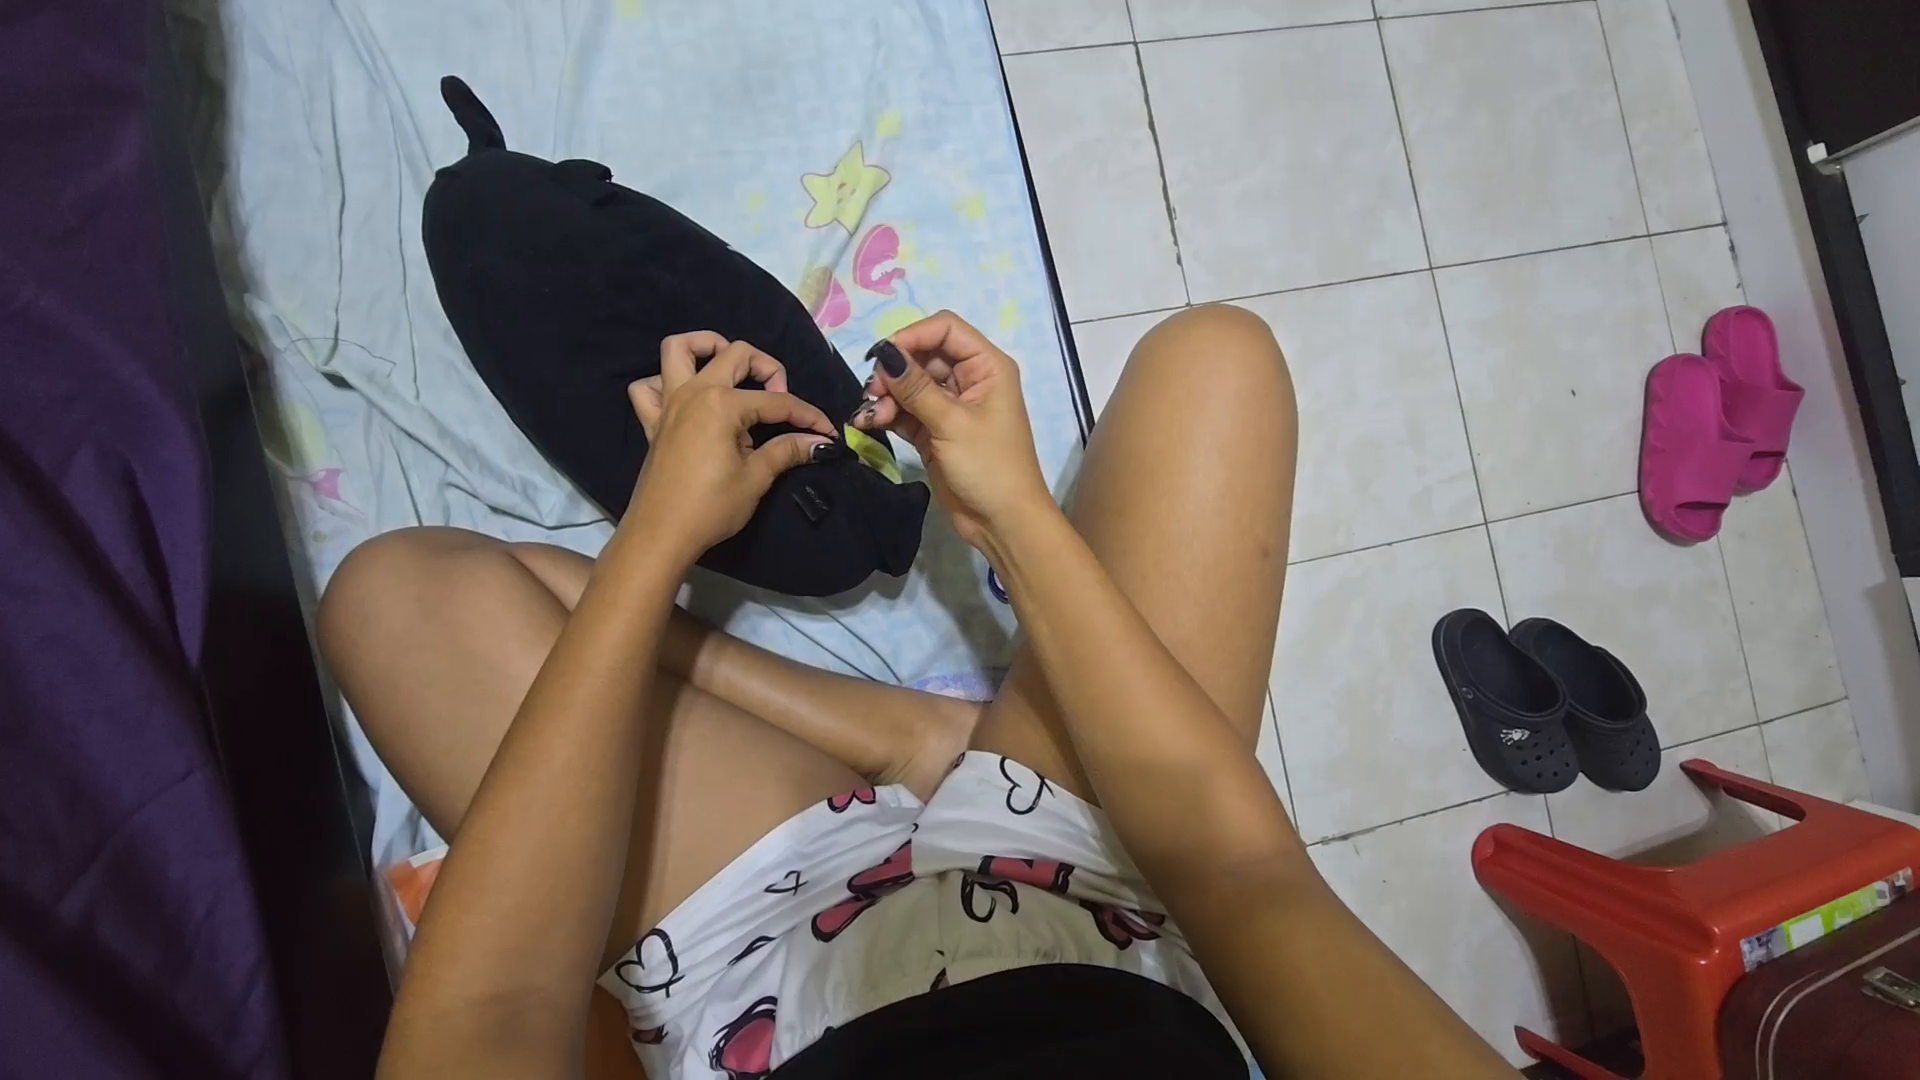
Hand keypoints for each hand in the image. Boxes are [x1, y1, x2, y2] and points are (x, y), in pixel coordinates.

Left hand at [625, 332, 834, 563]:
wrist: (662, 534)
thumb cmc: (711, 507)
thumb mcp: (756, 478)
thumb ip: (787, 450)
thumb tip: (819, 442)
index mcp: (723, 404)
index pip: (776, 402)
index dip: (807, 416)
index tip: (827, 432)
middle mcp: (694, 392)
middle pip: (736, 354)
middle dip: (768, 368)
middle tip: (780, 398)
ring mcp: (669, 403)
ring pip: (680, 350)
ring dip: (707, 346)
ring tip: (731, 367)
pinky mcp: (653, 422)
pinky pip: (648, 387)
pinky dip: (664, 383)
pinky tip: (686, 399)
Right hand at [854, 311, 1053, 548]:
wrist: (1002, 522)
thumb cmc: (988, 467)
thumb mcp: (951, 424)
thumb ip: (916, 388)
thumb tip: (885, 354)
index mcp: (987, 367)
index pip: (946, 329)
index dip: (913, 335)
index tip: (883, 357)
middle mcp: (969, 380)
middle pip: (923, 355)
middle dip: (895, 371)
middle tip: (872, 393)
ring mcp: (951, 406)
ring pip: (910, 385)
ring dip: (887, 395)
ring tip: (870, 415)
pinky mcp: (935, 431)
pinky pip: (906, 411)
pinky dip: (888, 414)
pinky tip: (868, 423)